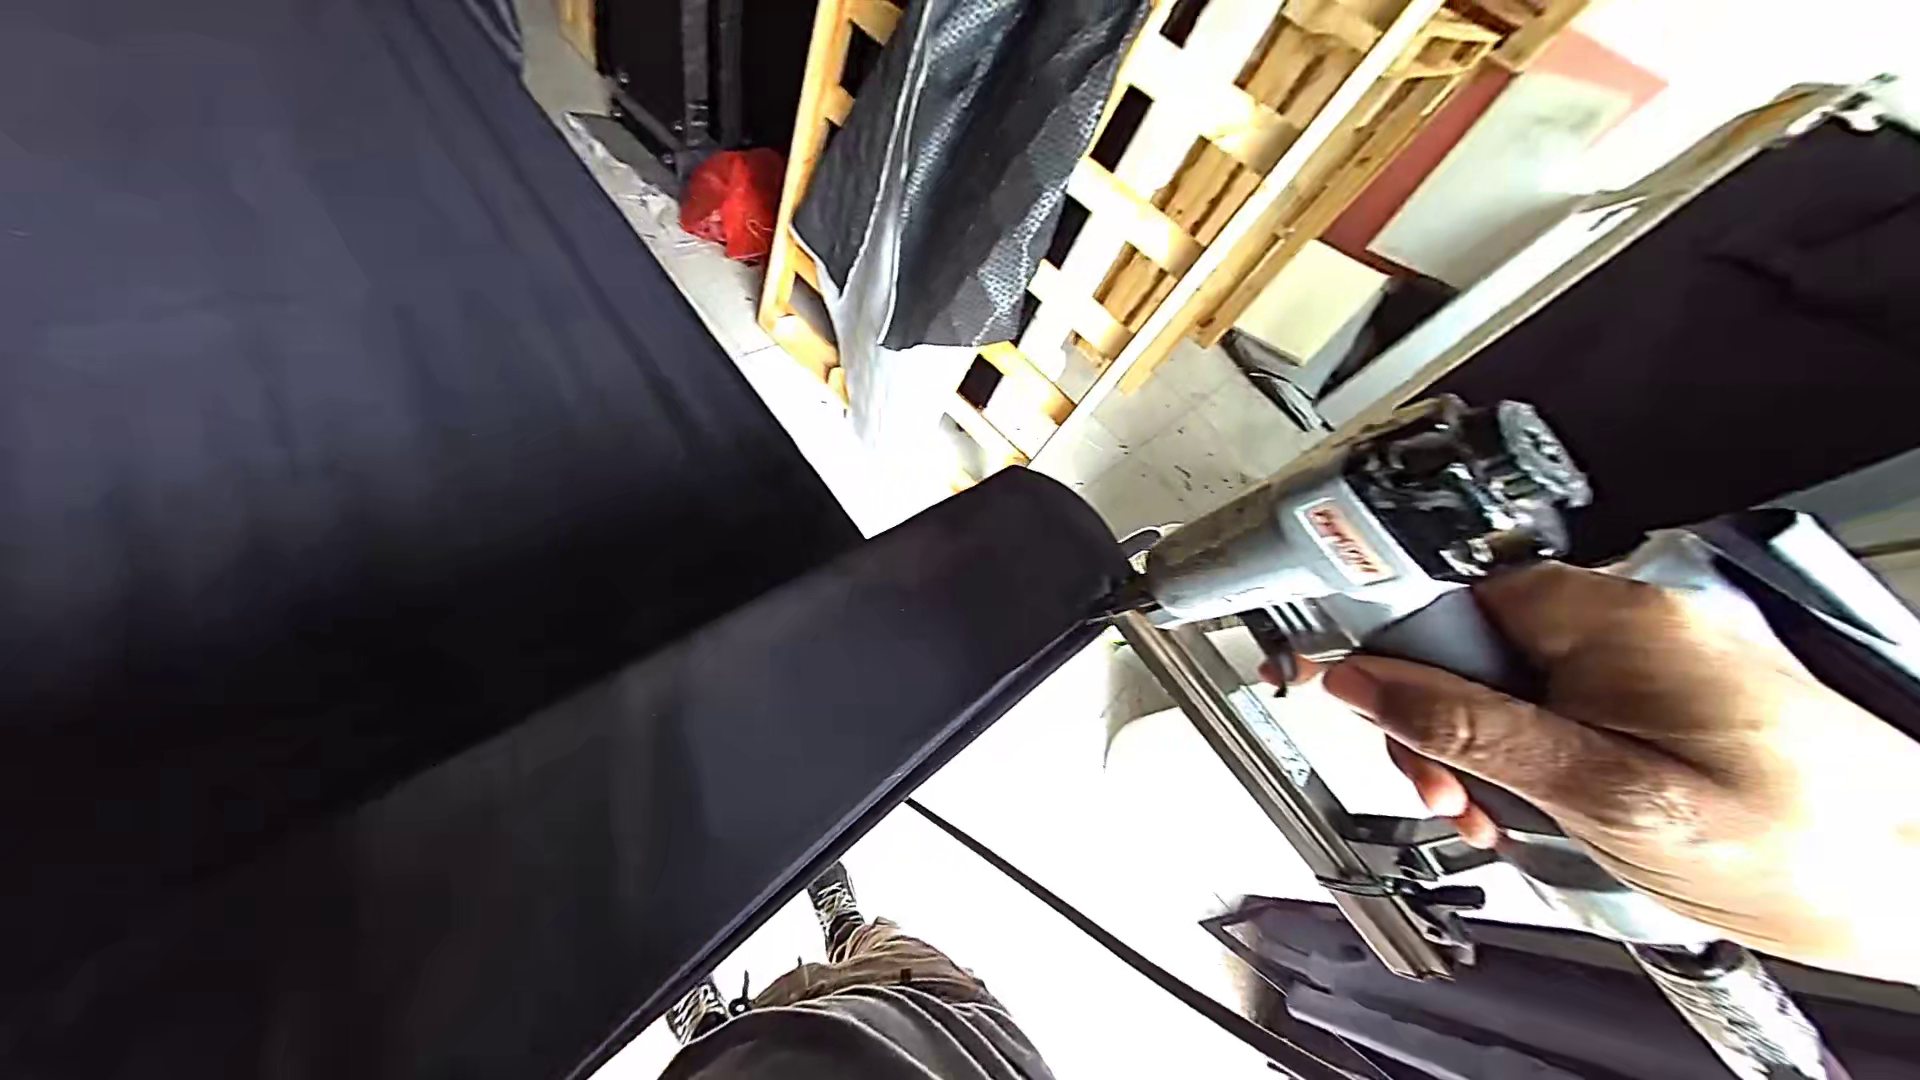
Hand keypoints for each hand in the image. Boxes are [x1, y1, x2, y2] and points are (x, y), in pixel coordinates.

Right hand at [1267, 563, 1919, 980]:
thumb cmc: (1811, 850)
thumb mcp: (1606, 793)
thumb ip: (1467, 729)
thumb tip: (1361, 683)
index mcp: (1602, 618)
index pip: (1435, 600)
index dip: (1380, 648)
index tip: (1338, 683)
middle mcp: (1604, 620)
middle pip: (1447, 646)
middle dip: (1426, 719)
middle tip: (1442, 782)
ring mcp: (1612, 653)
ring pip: (1476, 680)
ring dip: (1464, 746)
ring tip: (1492, 805)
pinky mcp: (1618, 686)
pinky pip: (1520, 700)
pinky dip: (1504, 750)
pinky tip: (1524, 796)